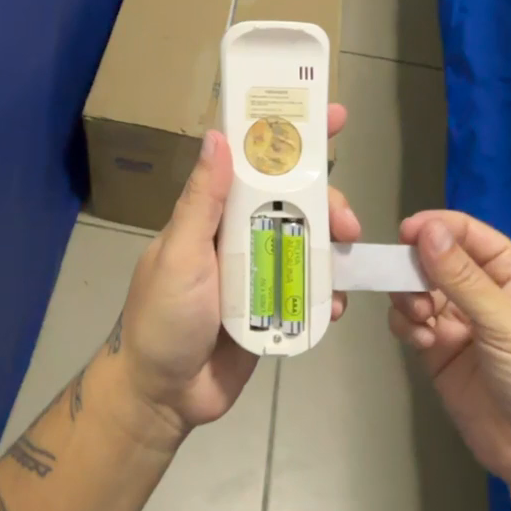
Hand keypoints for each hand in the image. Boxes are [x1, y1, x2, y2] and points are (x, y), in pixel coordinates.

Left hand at [115, 103, 355, 435]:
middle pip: (295, 202)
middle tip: (347, 221)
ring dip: (334, 246)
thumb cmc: (163, 316)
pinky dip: (328, 292)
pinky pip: (309, 290)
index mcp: (216, 212)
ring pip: (309, 242)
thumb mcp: (180, 252)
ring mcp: (260, 271)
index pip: (255, 162)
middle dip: (328, 201)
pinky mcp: (274, 308)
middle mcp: (241, 233)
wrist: (164, 395)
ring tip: (346, 260)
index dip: (290, 136)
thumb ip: (202, 199)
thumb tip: (219, 135)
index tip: (331, 115)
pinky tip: (335, 304)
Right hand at [388, 211, 510, 486]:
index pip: (466, 232)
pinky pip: (412, 324)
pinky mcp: (441, 352)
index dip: (435, 227)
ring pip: (417, 289)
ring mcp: (461, 322)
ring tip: (420, 321)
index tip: (403, 234)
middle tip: (407, 287)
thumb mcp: (509, 323)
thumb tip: (426, 227)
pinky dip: (407, 327)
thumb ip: (462, 276)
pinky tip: (422, 343)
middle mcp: (484, 290)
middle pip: (435, 258)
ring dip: (409, 298)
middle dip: (415, 267)